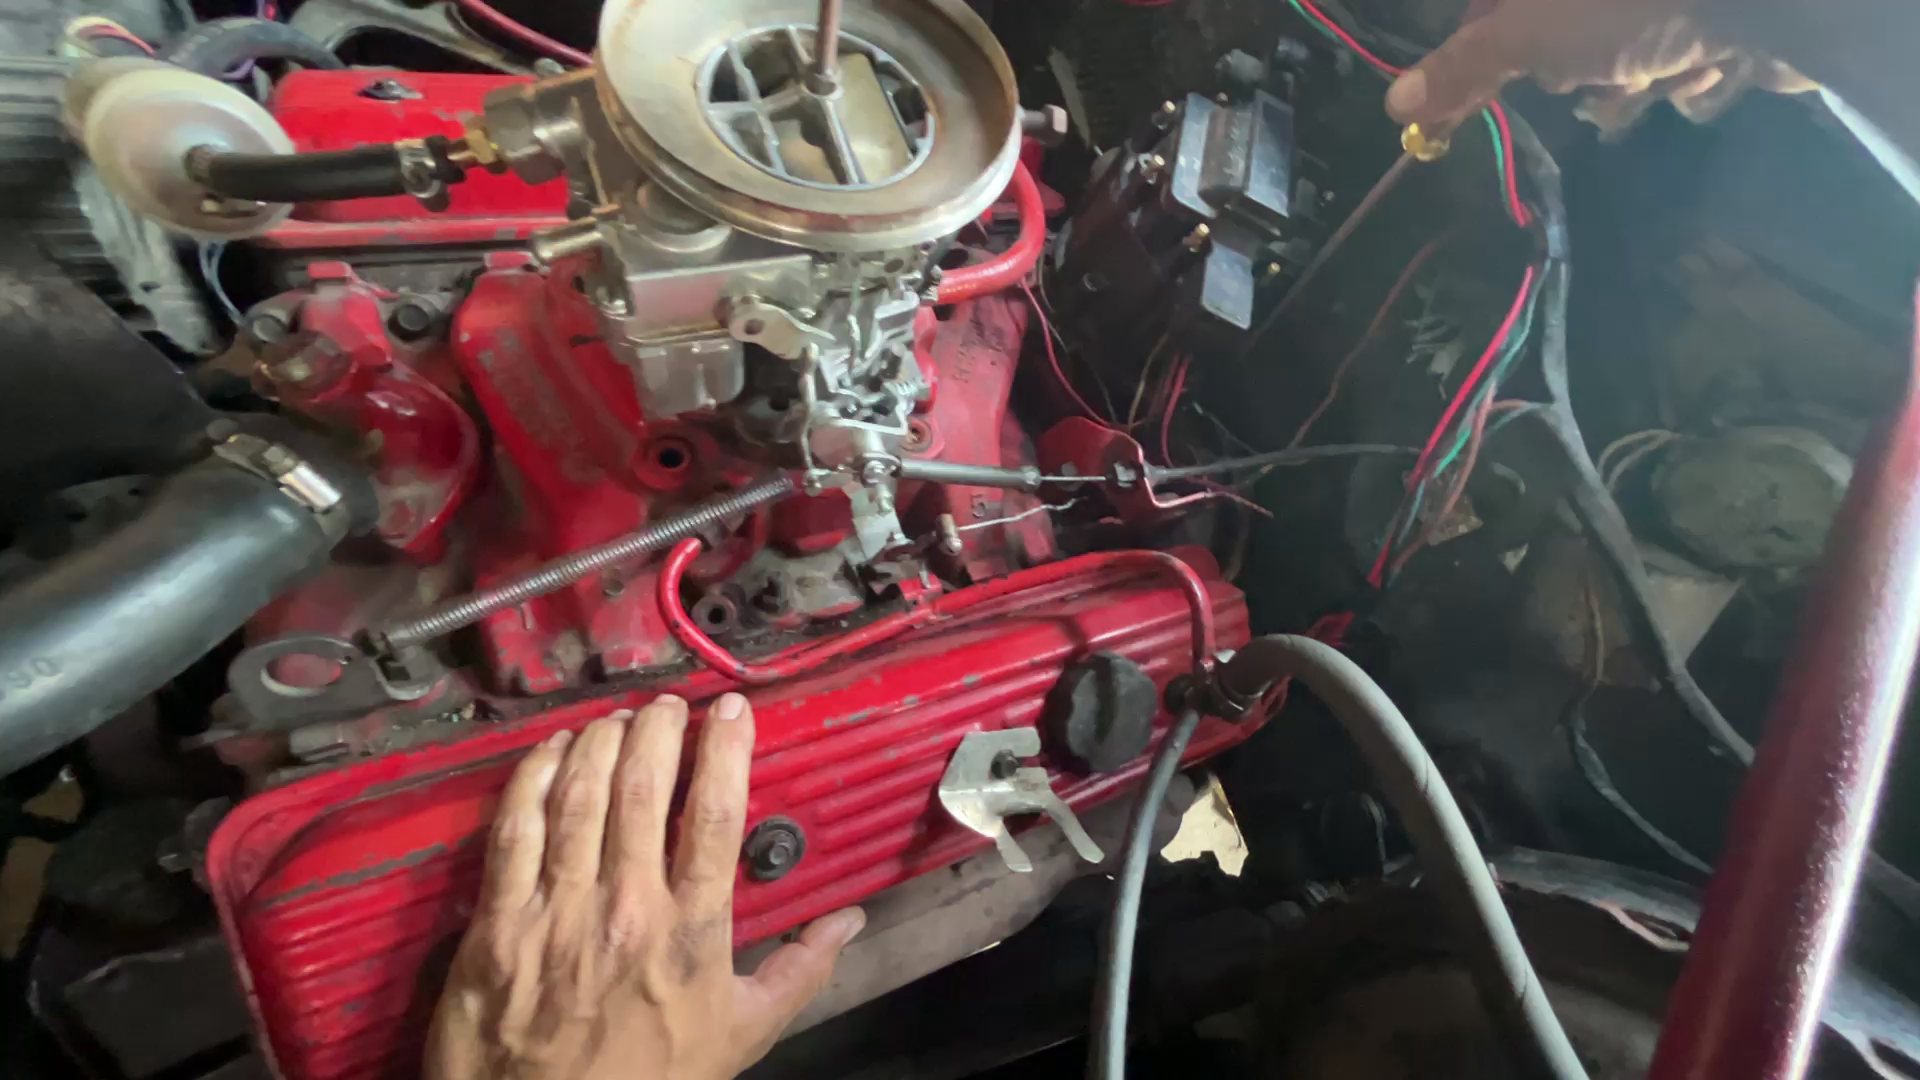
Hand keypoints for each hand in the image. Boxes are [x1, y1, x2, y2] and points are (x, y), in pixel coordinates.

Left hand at [425, 693, 864, 1079]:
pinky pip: (512, 833)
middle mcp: (624, 909)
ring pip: (578, 799)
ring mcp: (554, 915)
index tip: (731, 709)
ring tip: (620, 717)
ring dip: (601, 742)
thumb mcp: (742, 1033)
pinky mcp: (495, 928)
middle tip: (669, 706)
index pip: (714, 815)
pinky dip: (533, 779)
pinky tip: (554, 748)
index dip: (725, 750)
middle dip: (658, 730)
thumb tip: (852, 919)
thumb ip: (801, 970)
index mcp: (690, 931)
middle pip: (640, 791)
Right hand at [1385, 0, 1816, 138]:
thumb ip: (1463, 67)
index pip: (1492, 9)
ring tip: (1656, 74)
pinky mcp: (1721, 15)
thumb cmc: (1636, 2)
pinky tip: (1703, 63)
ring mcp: (1664, 5)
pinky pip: (1685, 51)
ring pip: (1623, 51)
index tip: (1473, 95)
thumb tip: (1394, 104)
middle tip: (1588, 77)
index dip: (1483, 48)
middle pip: (1562, 35)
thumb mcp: (1527, 34)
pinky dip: (1686, 72)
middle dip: (1576, 69)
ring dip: (1630, 80)